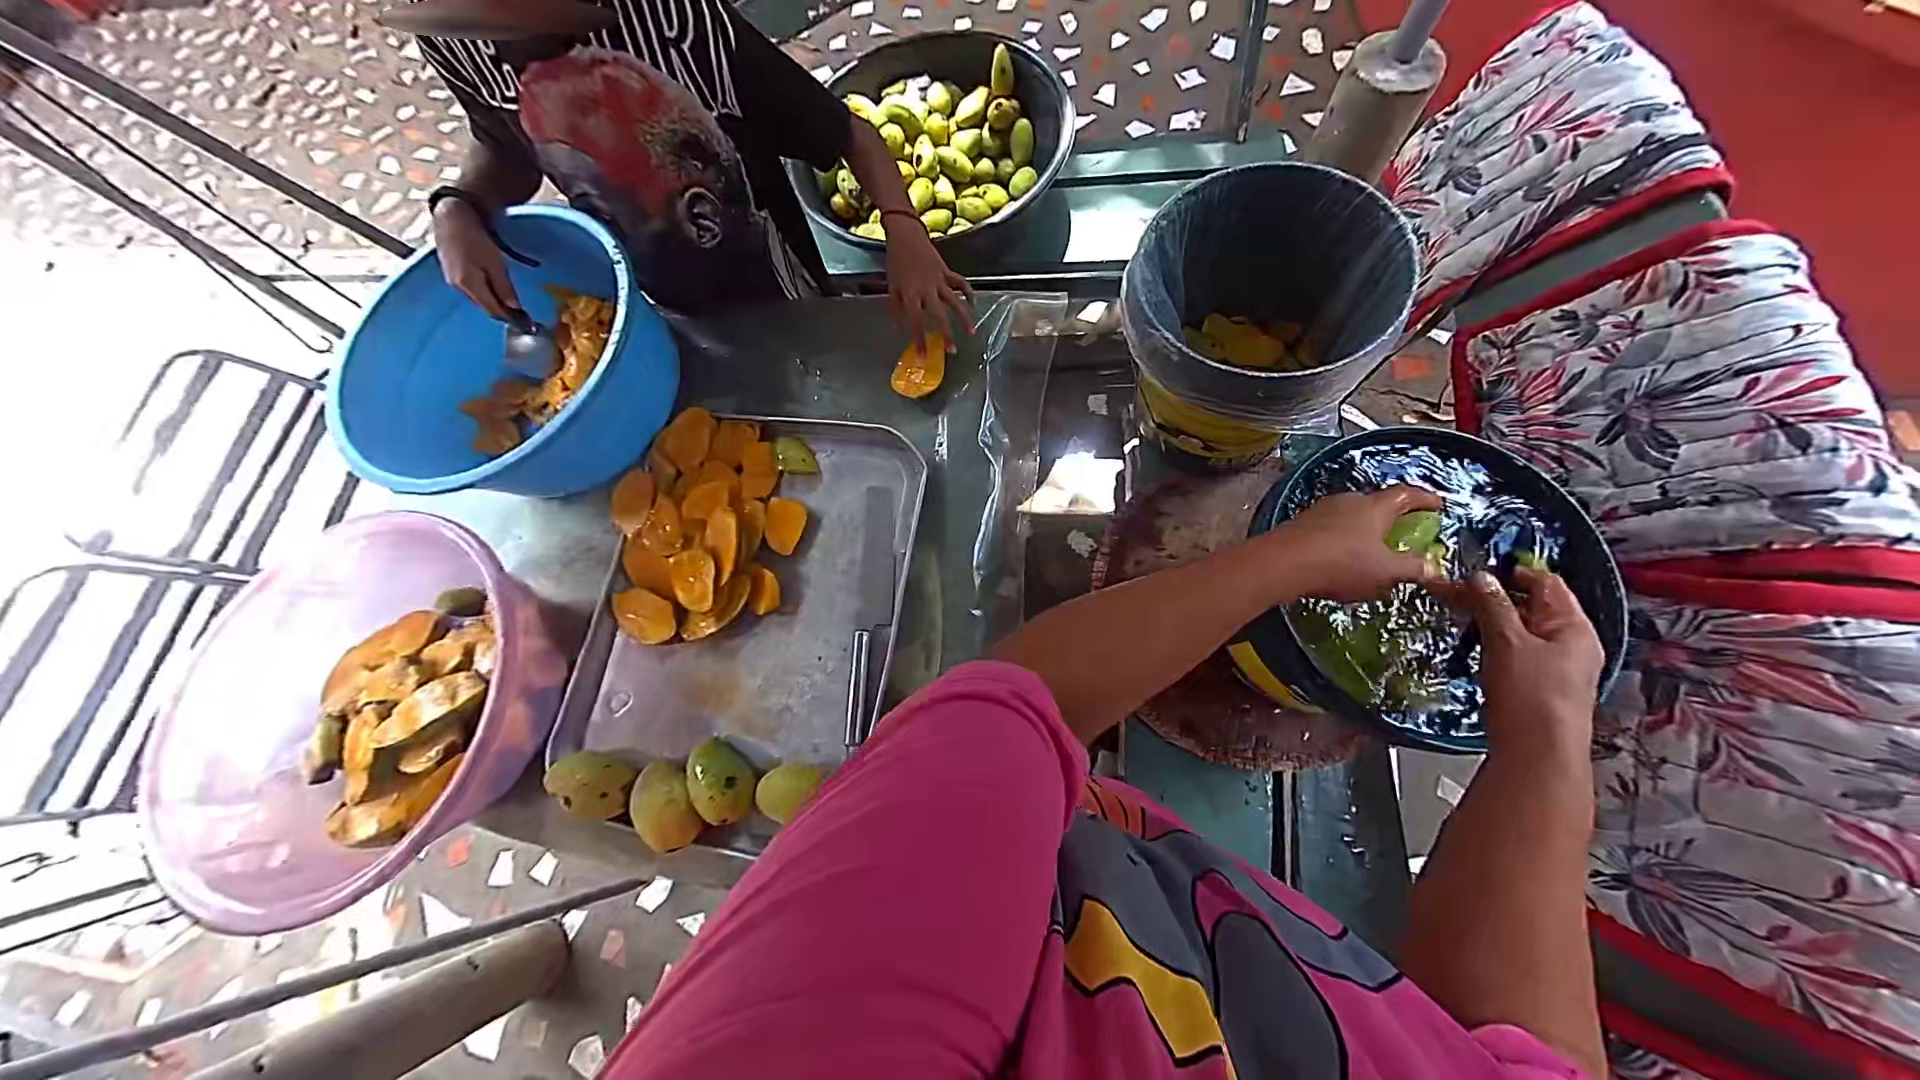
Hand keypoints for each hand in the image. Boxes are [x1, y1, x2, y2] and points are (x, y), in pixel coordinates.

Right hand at [433, 198, 519, 318]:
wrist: (451, 217)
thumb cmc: (476, 238)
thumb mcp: (496, 263)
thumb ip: (504, 287)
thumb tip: (515, 308)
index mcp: (470, 285)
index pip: (493, 311)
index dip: (511, 319)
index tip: (528, 322)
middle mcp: (458, 287)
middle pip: (486, 308)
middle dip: (504, 312)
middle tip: (523, 314)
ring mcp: (452, 281)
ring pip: (479, 300)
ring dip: (495, 303)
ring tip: (511, 302)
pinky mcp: (451, 275)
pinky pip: (473, 291)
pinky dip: (486, 294)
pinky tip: (495, 290)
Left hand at [884, 221, 974, 347]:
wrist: (906, 235)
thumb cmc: (896, 262)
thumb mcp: (891, 286)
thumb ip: (895, 308)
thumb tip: (897, 329)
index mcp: (910, 294)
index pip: (915, 321)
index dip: (919, 339)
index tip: (923, 355)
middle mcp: (926, 289)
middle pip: (939, 315)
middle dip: (946, 333)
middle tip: (952, 350)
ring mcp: (939, 280)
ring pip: (954, 301)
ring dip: (964, 318)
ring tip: (971, 333)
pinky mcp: (947, 272)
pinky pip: (961, 283)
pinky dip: (969, 293)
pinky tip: (973, 304)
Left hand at [1267, 486, 1444, 601]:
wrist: (1281, 563)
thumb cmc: (1341, 563)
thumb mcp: (1385, 570)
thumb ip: (1411, 568)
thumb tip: (1432, 567)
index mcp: (1374, 506)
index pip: (1406, 494)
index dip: (1425, 498)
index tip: (1438, 505)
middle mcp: (1347, 501)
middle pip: (1375, 504)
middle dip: (1391, 518)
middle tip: (1402, 533)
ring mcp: (1320, 511)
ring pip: (1349, 517)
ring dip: (1362, 531)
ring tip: (1370, 550)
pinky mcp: (1299, 525)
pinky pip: (1328, 530)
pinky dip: (1340, 540)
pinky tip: (1339, 559)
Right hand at [1450, 568, 1602, 760]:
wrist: (1536, 750)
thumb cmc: (1529, 692)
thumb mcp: (1507, 641)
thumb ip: (1493, 605)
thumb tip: (1480, 576)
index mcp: (1573, 626)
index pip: (1546, 584)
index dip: (1511, 573)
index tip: (1473, 572)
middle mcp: (1569, 642)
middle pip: (1531, 606)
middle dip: (1493, 596)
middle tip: (1453, 592)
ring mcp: (1554, 663)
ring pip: (1519, 628)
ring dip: (1489, 619)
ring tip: (1457, 615)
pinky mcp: (1535, 681)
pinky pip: (1514, 649)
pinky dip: (1492, 640)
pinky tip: (1471, 643)